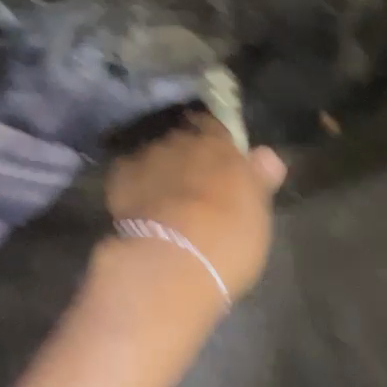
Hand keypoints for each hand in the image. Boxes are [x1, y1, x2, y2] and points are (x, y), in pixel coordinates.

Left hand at [104, 113, 287, 298]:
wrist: (174, 260)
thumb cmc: (228, 239)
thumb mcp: (257, 212)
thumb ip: (258, 177)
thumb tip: (266, 154)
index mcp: (218, 144)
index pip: (216, 127)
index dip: (216, 140)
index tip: (218, 158)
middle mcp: (181, 141)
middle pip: (183, 141)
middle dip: (186, 157)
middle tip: (193, 185)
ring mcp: (148, 156)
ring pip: (155, 157)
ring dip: (160, 171)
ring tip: (165, 201)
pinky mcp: (120, 176)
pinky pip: (128, 174)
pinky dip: (133, 185)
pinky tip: (138, 208)